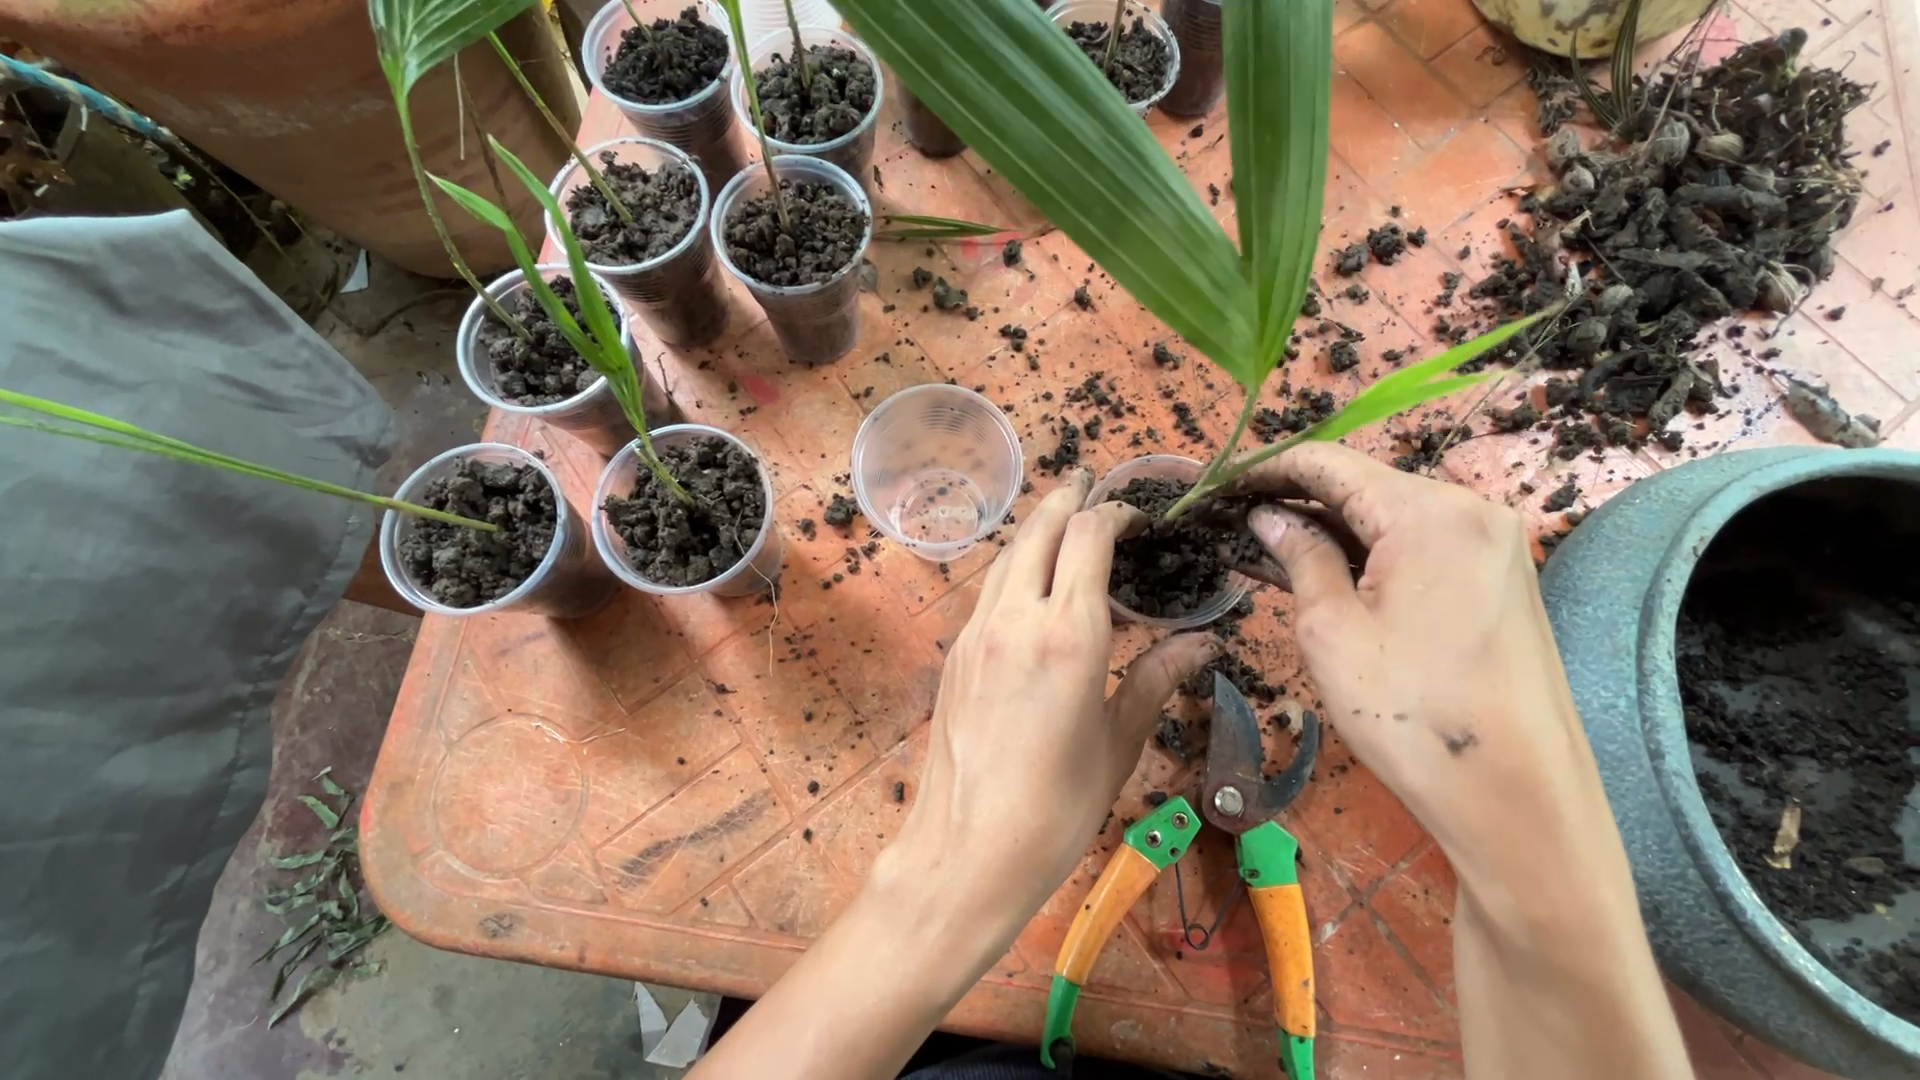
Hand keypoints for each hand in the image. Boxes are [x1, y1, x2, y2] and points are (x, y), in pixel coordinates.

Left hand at [881, 467, 1217, 927]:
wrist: (968, 847)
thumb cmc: (1057, 804)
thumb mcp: (1118, 742)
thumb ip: (1156, 679)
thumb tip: (1202, 643)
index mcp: (1067, 634)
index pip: (1087, 538)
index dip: (1112, 514)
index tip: (1135, 516)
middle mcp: (1016, 618)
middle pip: (1038, 531)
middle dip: (1066, 500)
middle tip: (1087, 483)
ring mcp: (977, 633)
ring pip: (1006, 557)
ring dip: (1034, 530)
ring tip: (1058, 519)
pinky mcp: (956, 654)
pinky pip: (988, 592)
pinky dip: (1013, 568)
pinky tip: (1028, 584)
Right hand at [1234, 443, 1619, 921]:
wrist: (1519, 798)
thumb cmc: (1411, 712)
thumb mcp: (1332, 631)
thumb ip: (1300, 557)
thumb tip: (1269, 518)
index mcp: (1430, 512)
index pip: (1331, 462)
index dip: (1269, 469)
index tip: (1221, 482)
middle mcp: (1472, 510)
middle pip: (1365, 484)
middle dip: (1298, 498)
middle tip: (1238, 521)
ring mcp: (1493, 544)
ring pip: (1391, 516)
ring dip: (1331, 527)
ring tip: (1269, 547)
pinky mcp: (1500, 578)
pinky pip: (1419, 544)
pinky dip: (1369, 551)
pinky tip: (1327, 569)